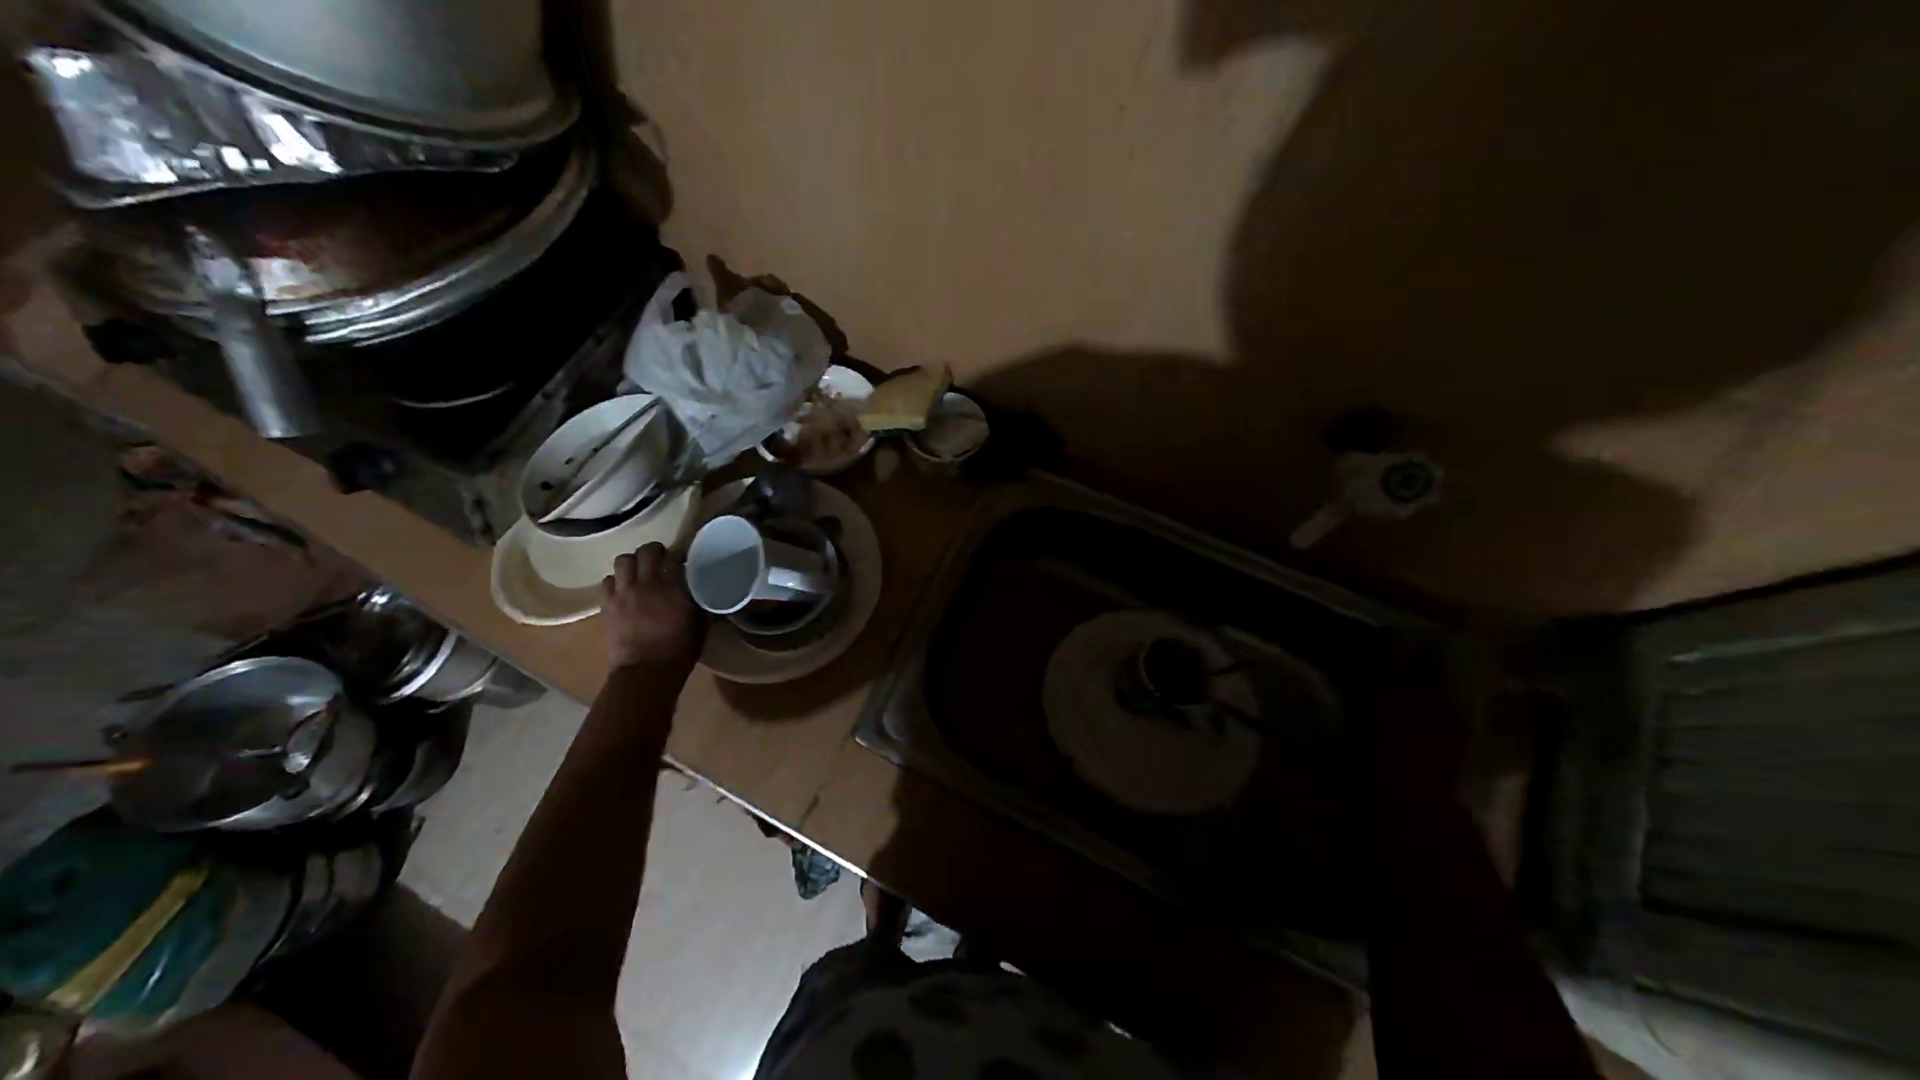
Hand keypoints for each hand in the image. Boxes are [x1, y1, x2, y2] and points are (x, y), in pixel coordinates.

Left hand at [600, 543, 704, 669]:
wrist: (646, 672)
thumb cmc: (679, 650)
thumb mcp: (699, 624)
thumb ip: (698, 603)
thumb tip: (702, 593)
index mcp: (670, 587)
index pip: (671, 557)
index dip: (675, 555)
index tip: (679, 561)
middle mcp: (644, 584)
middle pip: (643, 553)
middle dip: (651, 552)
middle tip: (657, 560)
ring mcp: (622, 594)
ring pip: (621, 563)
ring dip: (630, 565)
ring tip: (636, 575)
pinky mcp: (606, 607)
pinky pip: (607, 583)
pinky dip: (616, 583)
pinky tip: (623, 592)